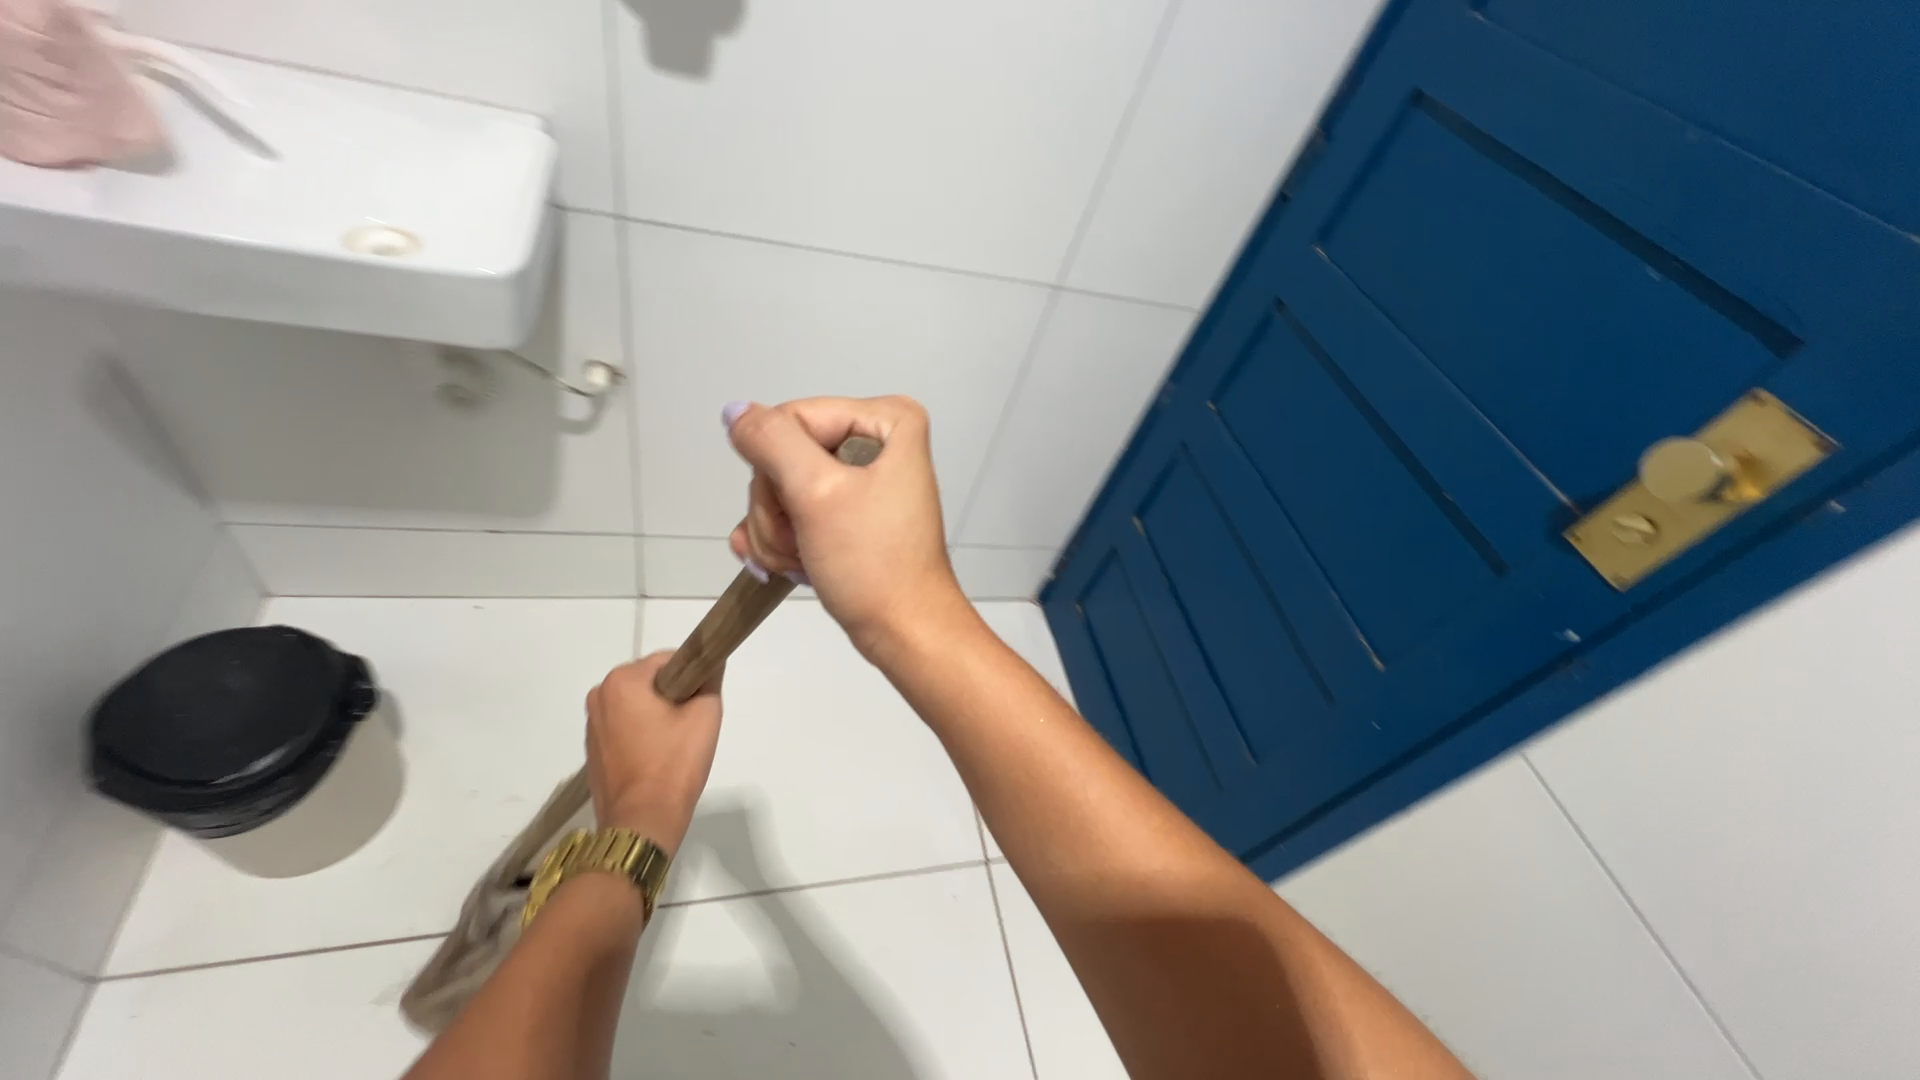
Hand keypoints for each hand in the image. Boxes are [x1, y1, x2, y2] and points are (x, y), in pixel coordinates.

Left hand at [583, 651, 722, 855]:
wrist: (643, 820)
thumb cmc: (674, 763)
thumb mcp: (705, 715)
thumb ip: (710, 680)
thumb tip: (711, 665)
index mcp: (622, 681)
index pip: (668, 660)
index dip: (692, 676)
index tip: (702, 701)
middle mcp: (599, 696)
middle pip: (649, 682)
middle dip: (673, 696)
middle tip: (691, 725)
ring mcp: (592, 726)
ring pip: (636, 706)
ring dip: (656, 716)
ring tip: (674, 746)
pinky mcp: (592, 751)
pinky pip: (624, 729)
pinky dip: (642, 736)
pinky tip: (657, 759)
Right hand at [725, 396, 969, 657]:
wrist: (903, 630)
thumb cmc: (875, 567)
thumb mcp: (816, 494)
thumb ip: (771, 442)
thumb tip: (735, 412)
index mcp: (887, 420)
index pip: (791, 419)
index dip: (777, 467)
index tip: (799, 511)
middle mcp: (877, 441)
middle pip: (783, 454)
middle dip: (777, 508)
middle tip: (802, 543)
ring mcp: (860, 479)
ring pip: (779, 487)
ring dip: (776, 532)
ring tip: (804, 561)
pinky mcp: (847, 511)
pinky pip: (792, 511)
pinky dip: (782, 541)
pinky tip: (789, 566)